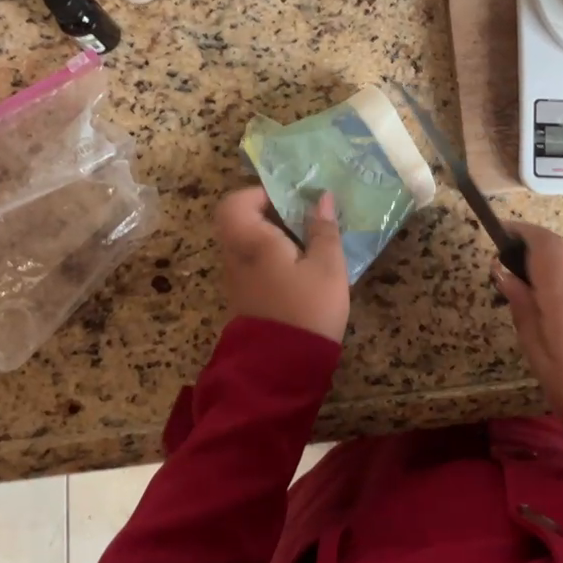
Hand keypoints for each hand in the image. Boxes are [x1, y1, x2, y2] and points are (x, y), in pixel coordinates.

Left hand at [214, 188, 350, 343]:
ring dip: (274, 235)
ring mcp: (236, 279)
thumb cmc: (307, 310)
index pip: (235, 201)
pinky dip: (273, 256)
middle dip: (272, 213)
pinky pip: (253, 263)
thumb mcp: (327, 266)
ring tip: (310, 240)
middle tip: (305, 216)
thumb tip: (322, 198)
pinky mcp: (244, 298)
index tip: (291, 198)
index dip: (260, 193)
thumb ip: (323, 229)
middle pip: (240, 220)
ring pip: (247, 242)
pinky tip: (302, 266)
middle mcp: (235, 256)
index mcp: (251, 241)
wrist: (282, 370)